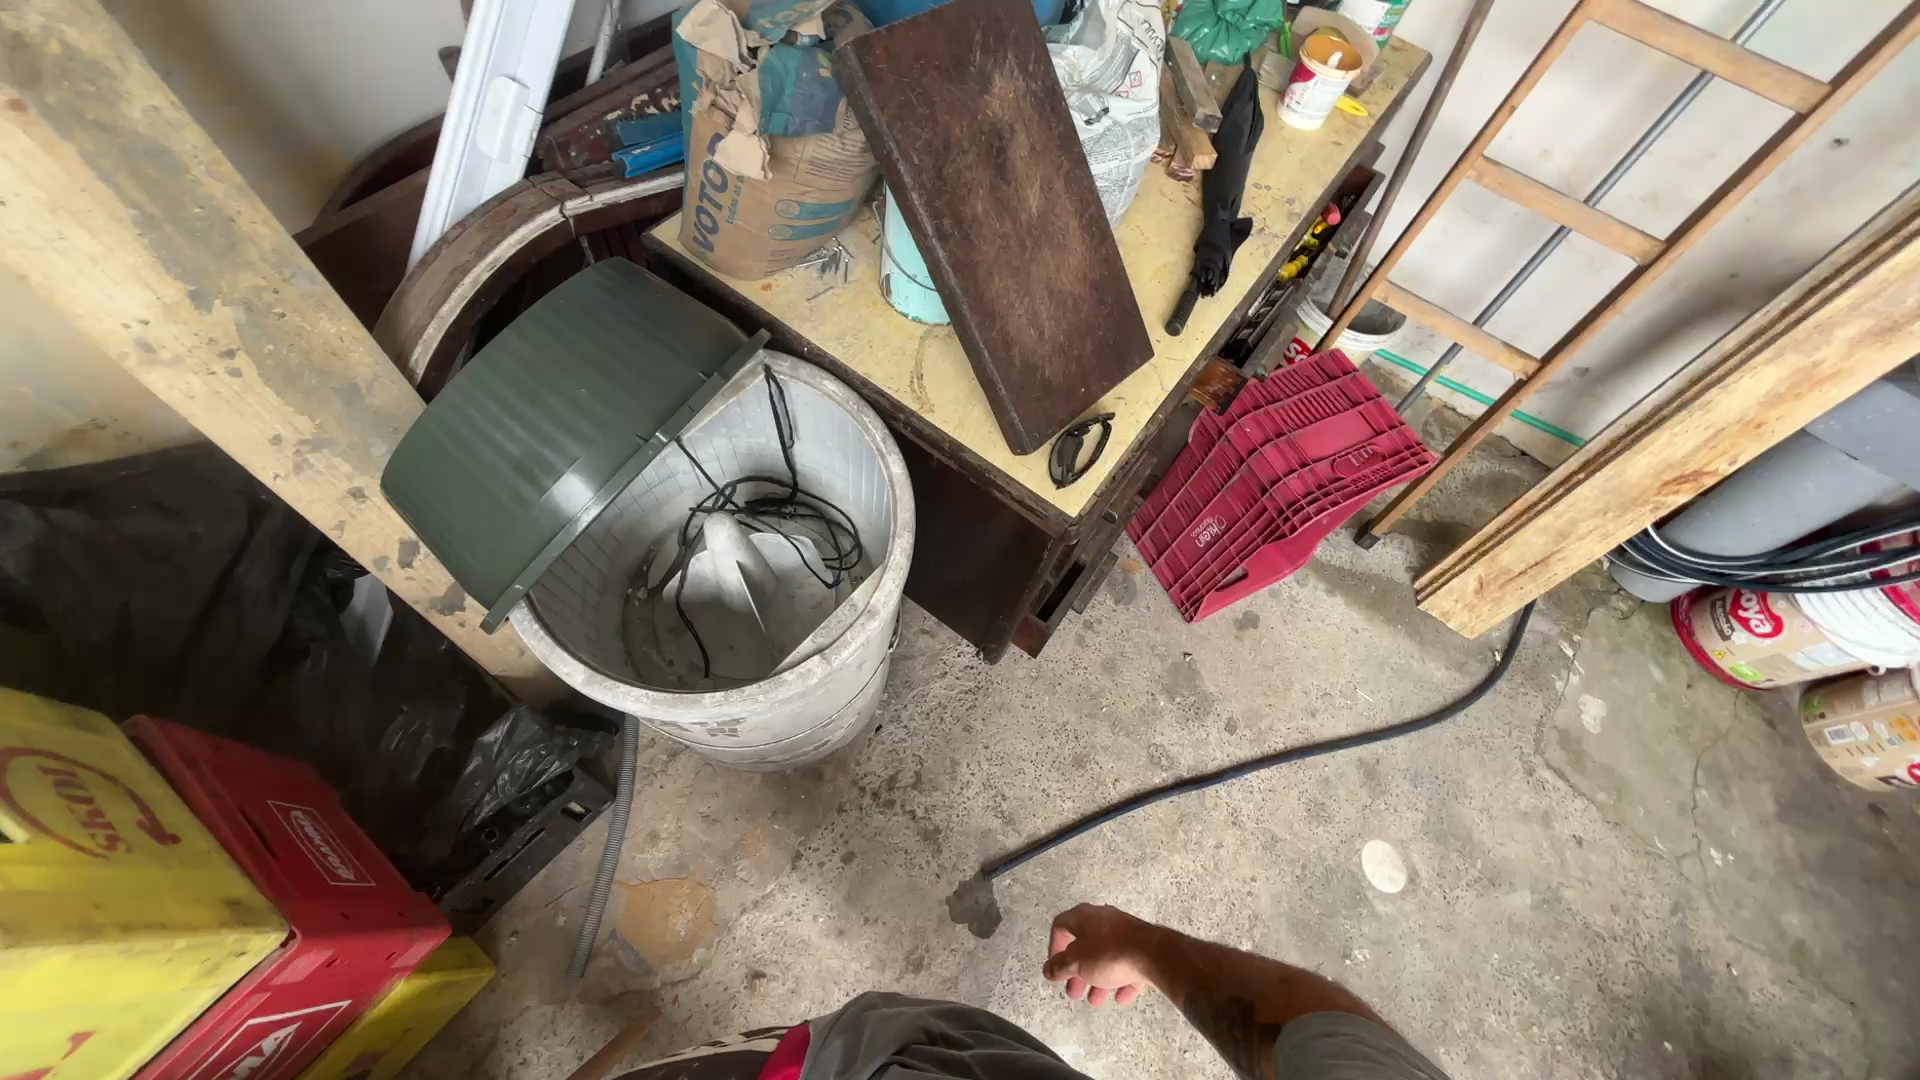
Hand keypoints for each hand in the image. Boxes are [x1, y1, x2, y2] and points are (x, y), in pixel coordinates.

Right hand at [1043, 903, 1160, 1006]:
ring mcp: (1123, 931)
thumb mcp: (1077, 963)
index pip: (1060, 927)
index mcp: (1083, 917)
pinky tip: (1120, 996)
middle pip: (1083, 945)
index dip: (1054, 948)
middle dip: (1077, 971)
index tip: (1056, 969)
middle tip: (1074, 991)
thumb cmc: (1109, 953)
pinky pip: (1126, 963)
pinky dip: (1120, 979)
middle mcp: (1102, 919)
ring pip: (1105, 956)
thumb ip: (1059, 966)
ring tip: (1095, 999)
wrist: (1152, 954)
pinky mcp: (1141, 945)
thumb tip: (1048, 969)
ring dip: (1098, 979)